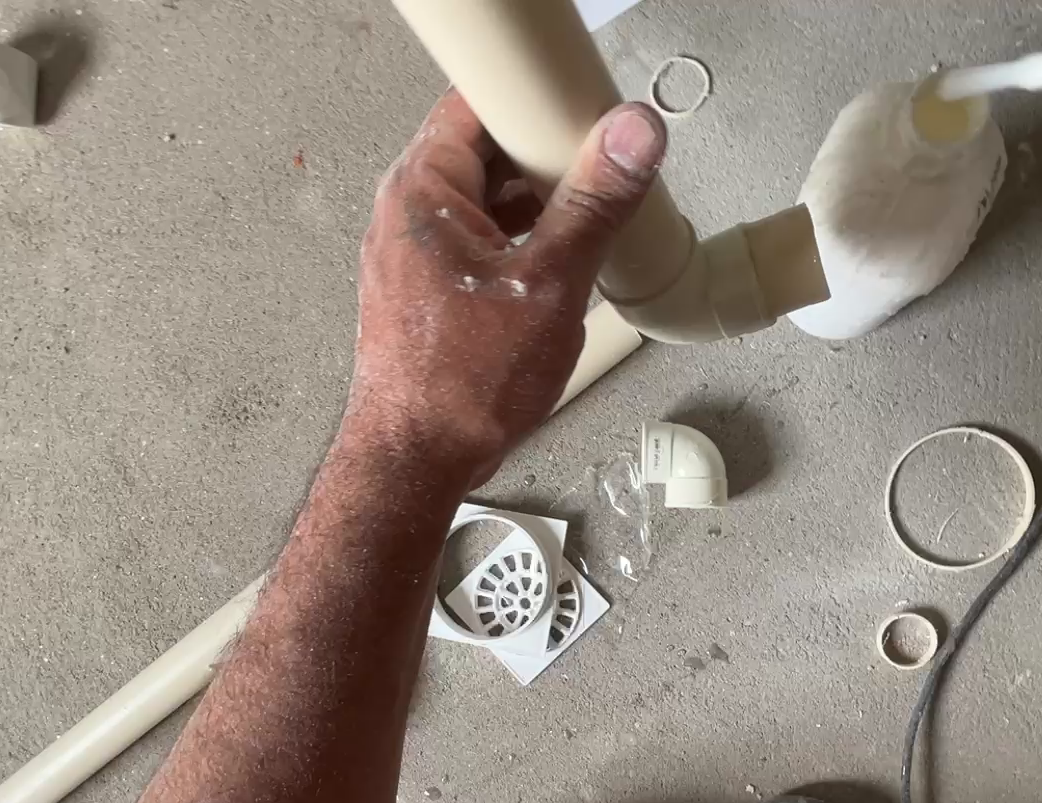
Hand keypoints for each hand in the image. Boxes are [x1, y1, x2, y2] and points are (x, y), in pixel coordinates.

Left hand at [343, 91, 666, 490]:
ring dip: (537, 211)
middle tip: (599, 178)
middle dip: (545, 162)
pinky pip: (479, 246)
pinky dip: (518, 247)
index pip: (477, 104)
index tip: (585, 115)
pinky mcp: (427, 293)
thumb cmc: (464, 384)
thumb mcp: (549, 287)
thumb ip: (594, 205)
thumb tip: (633, 134)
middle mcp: (408, 215)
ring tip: (587, 230)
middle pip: (485, 154)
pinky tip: (556, 272)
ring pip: (485, 205)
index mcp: (422, 191)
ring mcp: (414, 256)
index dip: (536, 103)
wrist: (419, 460)